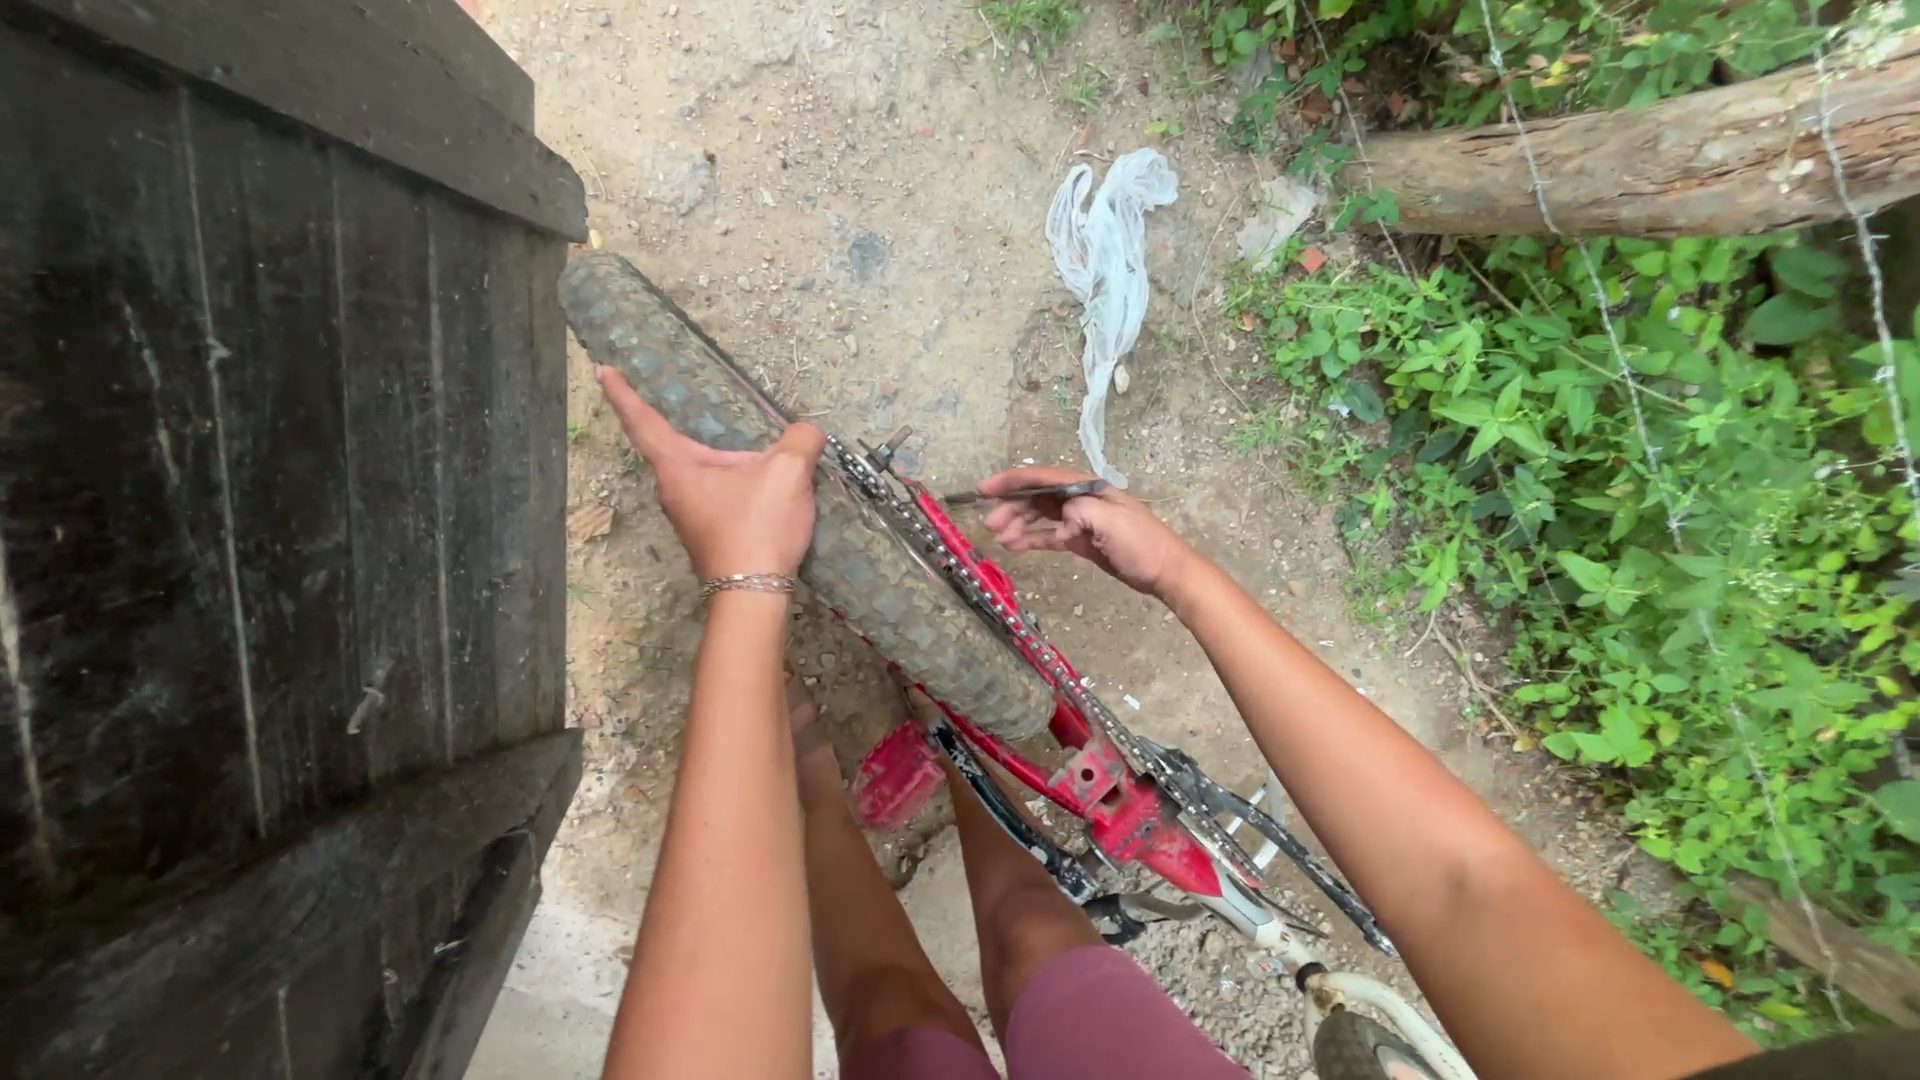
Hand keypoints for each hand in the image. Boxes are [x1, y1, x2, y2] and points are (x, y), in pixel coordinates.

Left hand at [598, 364, 824, 577]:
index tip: (602, 369)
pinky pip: (712, 495)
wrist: (754, 593)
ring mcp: (688, 517)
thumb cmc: (758, 526)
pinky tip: (752, 484)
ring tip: (733, 447)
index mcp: (678, 467)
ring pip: (695, 475)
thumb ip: (800, 441)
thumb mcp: (788, 473)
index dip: (623, 392)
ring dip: (710, 459)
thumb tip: (807, 434)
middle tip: (679, 401)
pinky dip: (726, 481)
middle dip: (675, 425)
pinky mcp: (706, 535)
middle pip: (669, 448)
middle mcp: (673, 490)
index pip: (643, 420)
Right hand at [977, 467, 1196, 597]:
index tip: (984, 489)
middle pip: (1037, 497)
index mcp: (1087, 488)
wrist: (1165, 571)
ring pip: (1039, 516)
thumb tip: (1058, 520)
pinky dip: (1031, 539)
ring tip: (999, 539)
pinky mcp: (1080, 541)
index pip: (1043, 478)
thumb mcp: (1112, 521)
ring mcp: (1079, 520)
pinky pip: (1049, 536)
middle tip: (990, 524)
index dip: (1012, 480)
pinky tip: (1014, 546)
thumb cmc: (1142, 544)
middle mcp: (1080, 500)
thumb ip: (1080, 511)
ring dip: (1018, 525)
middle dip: (1011, 507)